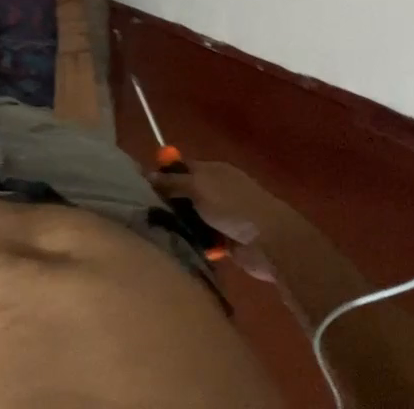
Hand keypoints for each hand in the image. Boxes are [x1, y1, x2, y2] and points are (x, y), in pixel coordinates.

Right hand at [151, 161, 307, 281]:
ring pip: (193, 218)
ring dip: (180, 225)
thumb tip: (148, 174)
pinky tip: (177, 246)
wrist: (270, 242)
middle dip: (169, 202)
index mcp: (213, 171)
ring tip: (157, 231)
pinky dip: (194, 243)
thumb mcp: (198, 186)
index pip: (183, 167)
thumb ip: (172, 181)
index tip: (143, 185)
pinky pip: (203, 239)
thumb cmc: (233, 205)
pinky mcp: (226, 241)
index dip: (164, 173)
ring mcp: (223, 216)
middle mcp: (217, 191)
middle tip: (145, 211)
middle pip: (186, 194)